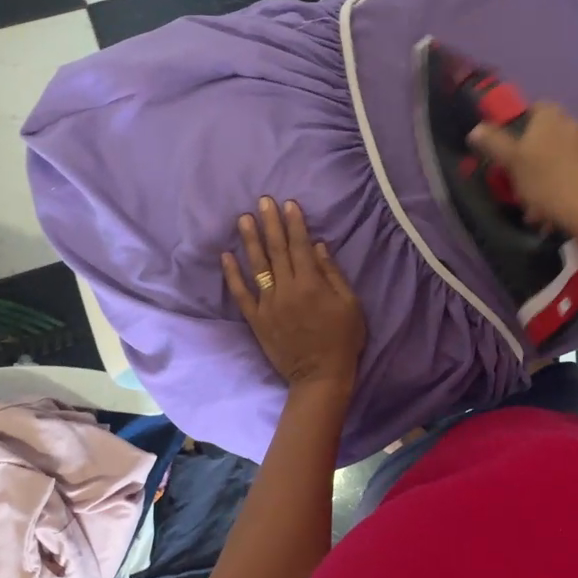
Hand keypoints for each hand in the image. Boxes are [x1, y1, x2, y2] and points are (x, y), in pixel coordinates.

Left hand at [222, 197, 366, 392]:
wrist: (321, 376)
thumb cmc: (343, 340)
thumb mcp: (350, 305)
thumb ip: (333, 274)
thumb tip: (317, 246)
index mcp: (311, 284)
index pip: (299, 246)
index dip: (294, 224)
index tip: (288, 204)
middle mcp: (287, 289)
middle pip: (276, 250)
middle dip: (270, 224)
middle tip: (263, 201)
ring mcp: (269, 305)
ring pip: (257, 266)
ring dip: (250, 241)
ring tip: (243, 219)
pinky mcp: (257, 320)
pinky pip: (242, 293)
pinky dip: (233, 274)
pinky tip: (227, 256)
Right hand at [466, 101, 577, 238]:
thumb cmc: (549, 182)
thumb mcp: (513, 162)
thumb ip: (493, 142)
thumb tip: (476, 128)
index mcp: (551, 115)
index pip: (531, 108)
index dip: (514, 126)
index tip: (503, 149)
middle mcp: (572, 124)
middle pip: (541, 136)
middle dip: (526, 158)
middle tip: (512, 180)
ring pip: (553, 159)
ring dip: (539, 178)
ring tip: (530, 204)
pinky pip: (568, 174)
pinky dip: (556, 188)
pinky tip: (548, 211)